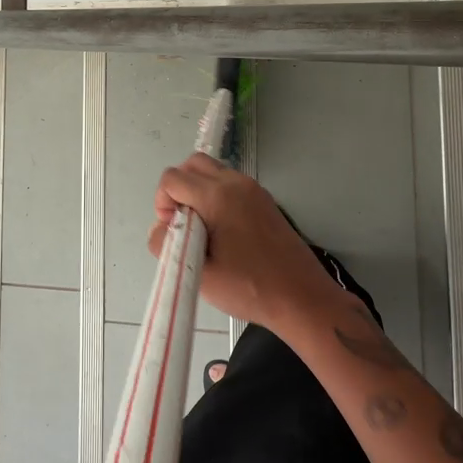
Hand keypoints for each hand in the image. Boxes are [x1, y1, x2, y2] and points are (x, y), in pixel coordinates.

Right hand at [147, 154, 343, 332]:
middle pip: (192, 165)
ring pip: (212, 172)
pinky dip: (217, 197)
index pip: (172, 178)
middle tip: (183, 225)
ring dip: (198, 192)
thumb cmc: (249, 287)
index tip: (173, 232)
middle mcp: (235, 183)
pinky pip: (230, 184)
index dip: (163, 203)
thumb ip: (166, 246)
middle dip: (178, 190)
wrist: (302, 298)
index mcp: (217, 195)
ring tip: (202, 231)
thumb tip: (160, 230)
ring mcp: (253, 189)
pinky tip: (224, 233)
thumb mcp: (198, 273)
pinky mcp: (265, 201)